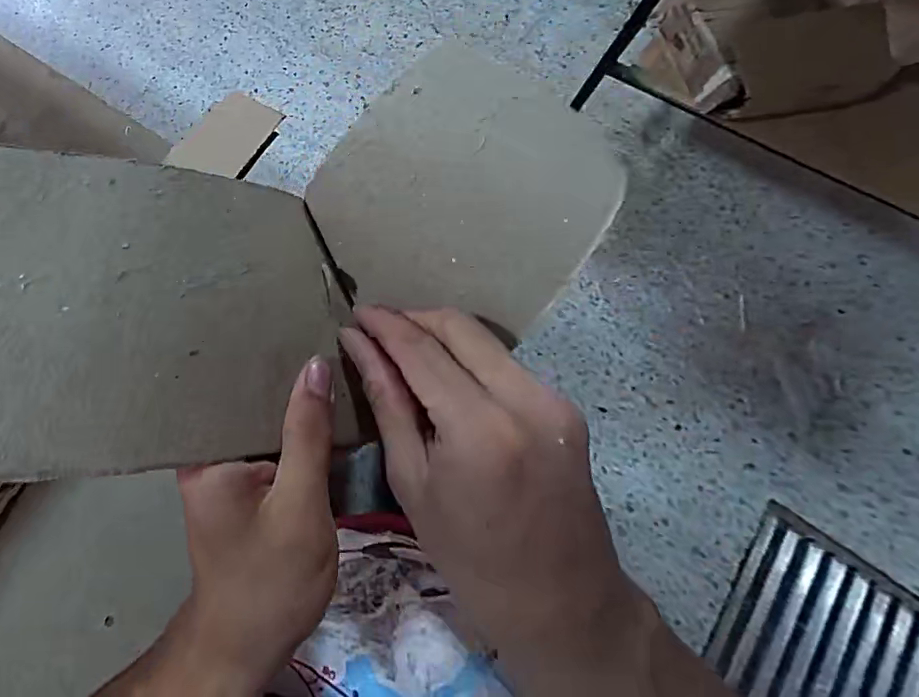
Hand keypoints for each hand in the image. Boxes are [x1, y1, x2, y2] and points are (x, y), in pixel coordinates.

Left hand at [95, 357, 337, 696]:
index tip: (292, 319)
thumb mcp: (299, 507)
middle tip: (316, 330)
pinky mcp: (237, 483)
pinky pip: (264, 442)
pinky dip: (288, 429)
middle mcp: (203, 451)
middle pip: (244, 398)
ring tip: (319, 357)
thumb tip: (315, 365)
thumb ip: (306, 435)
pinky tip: (315, 410)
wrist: (248, 646)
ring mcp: (219, 467)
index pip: (230, 384)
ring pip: (257, 420)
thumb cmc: (269, 581)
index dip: (262, 353)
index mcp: (203, 451)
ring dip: (286, 400)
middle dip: (279, 372)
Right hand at [339, 306, 665, 694]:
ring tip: (401, 349)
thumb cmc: (470, 557)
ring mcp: (552, 399)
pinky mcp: (564, 405)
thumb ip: (386, 401)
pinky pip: (503, 361)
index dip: (383, 325)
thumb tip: (357, 344)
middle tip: (374, 326)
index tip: (354, 313)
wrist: (563, 605)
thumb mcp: (411, 480)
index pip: (420, 350)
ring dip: (437, 333)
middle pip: (457, 326)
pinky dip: (466, 356)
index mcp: (480, 429)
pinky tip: (441, 374)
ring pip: (482, 338)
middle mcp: (523, 400)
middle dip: (410, 317)